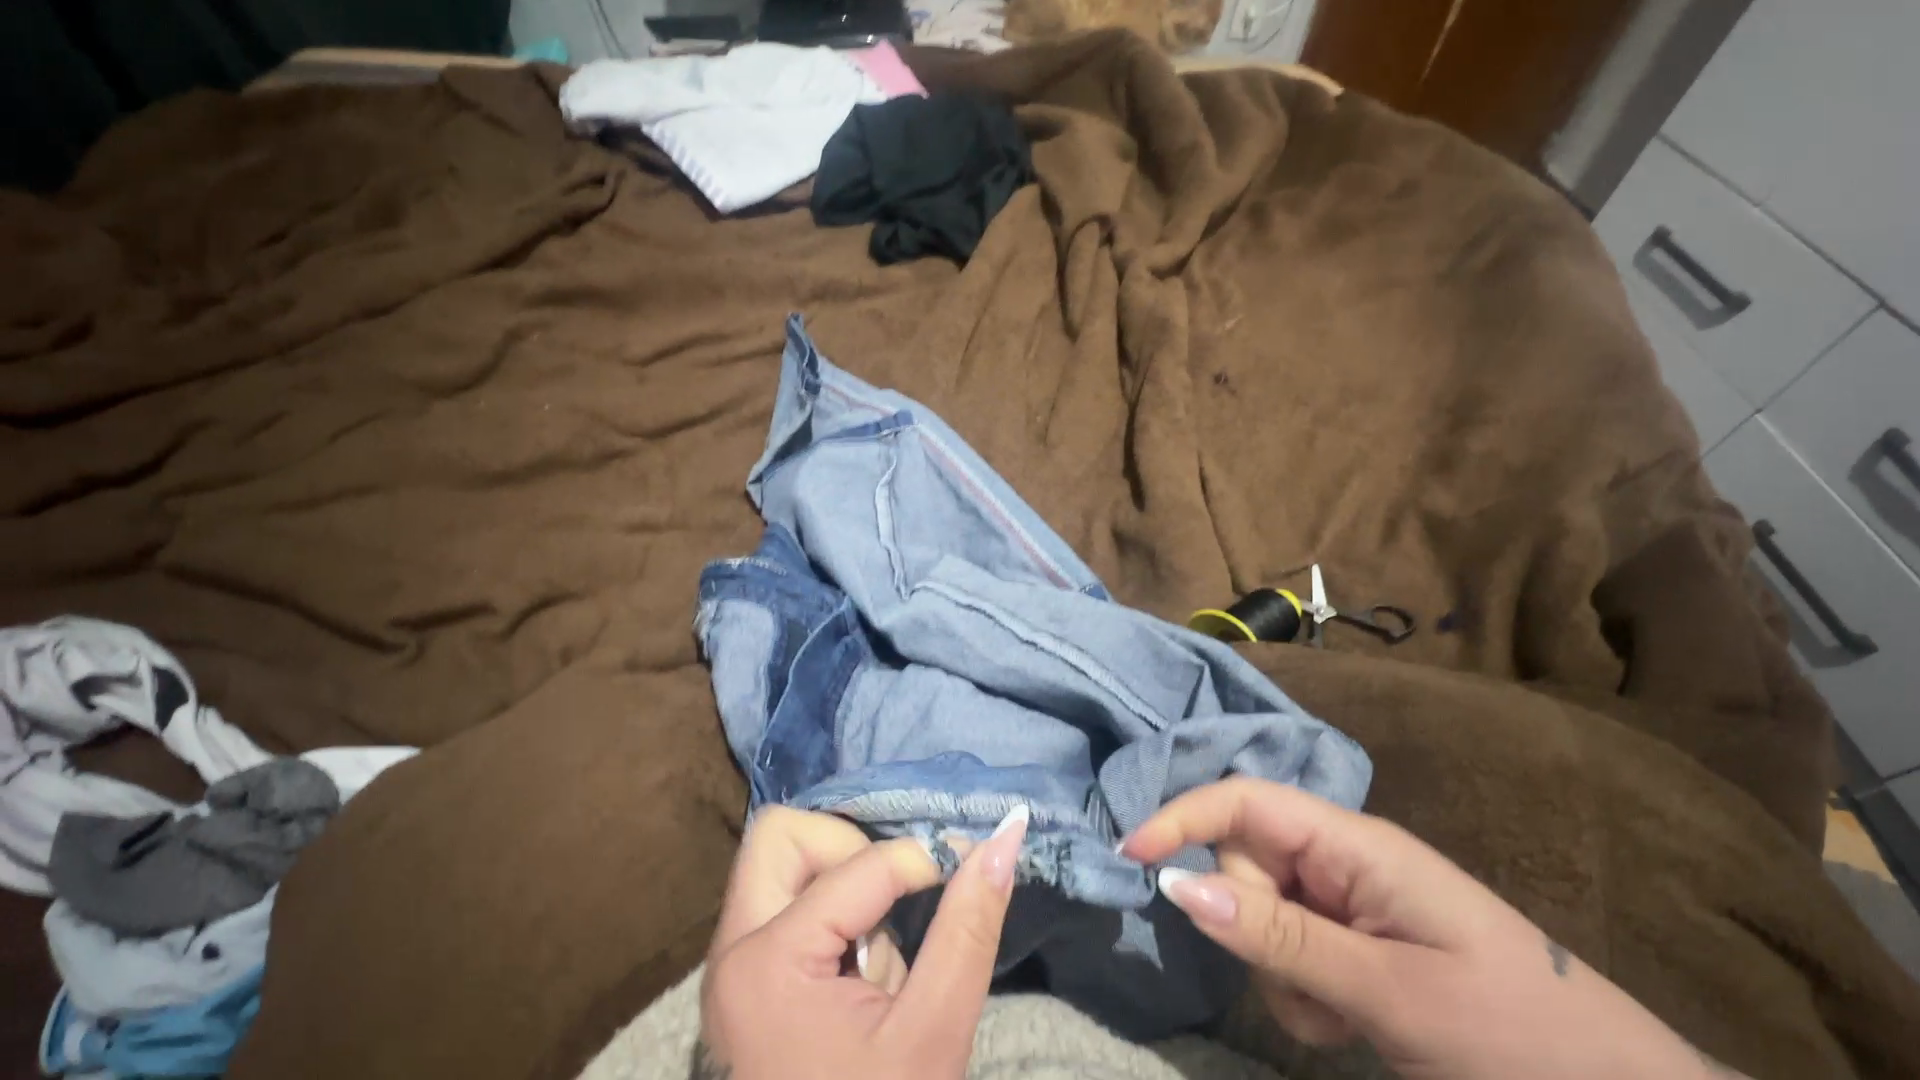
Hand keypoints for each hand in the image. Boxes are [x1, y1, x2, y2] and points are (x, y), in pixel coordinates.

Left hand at [700, 804, 1028, 1079]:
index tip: (969, 875)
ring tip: (878, 959)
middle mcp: (733, 950)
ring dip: (841, 882)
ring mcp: (730, 965)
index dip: (927, 860)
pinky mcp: (743, 980)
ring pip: (780, 863)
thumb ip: (969, 927)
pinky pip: (783, 903)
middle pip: (784, 837)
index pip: (862, 865)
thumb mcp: (934, 1033)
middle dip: (853, 848)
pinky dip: (829, 912)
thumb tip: (1008, 833)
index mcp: (769, 962)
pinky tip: (860, 974)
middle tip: (899, 895)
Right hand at [1120, 778, 1741, 1079]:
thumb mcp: (1388, 990)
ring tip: (1342, 1016)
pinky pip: (1291, 954)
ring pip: (1261, 917)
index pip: (1246, 802)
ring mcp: (1351, 904)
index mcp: (1357, 844)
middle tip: (1308, 984)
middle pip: (1245, 864)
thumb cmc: (1513, 1033)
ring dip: (1280, 973)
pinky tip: (1349, 1024)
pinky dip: (1302, 994)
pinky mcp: (1356, 945)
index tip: (1131, 861)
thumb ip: (1278, 936)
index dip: (1183, 819)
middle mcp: (1346, 861)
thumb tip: (1175, 885)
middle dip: (1250, 925)